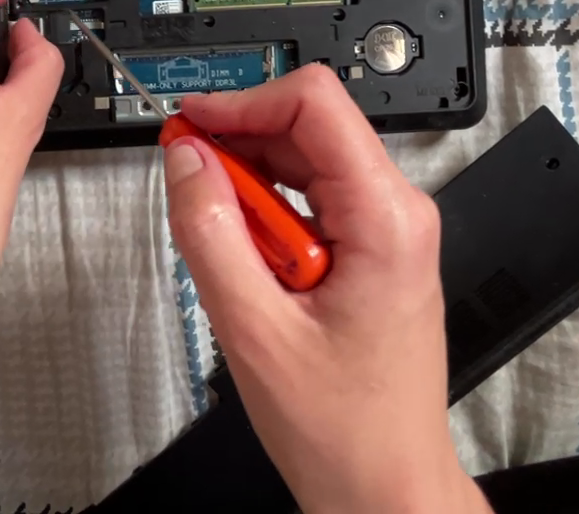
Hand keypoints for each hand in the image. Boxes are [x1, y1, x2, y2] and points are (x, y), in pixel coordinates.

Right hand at [165, 66, 489, 513]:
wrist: (386, 485)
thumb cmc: (344, 428)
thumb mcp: (254, 330)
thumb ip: (210, 233)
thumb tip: (185, 157)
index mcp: (385, 218)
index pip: (313, 104)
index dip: (244, 103)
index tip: (191, 123)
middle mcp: (394, 208)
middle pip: (305, 124)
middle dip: (237, 138)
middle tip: (184, 172)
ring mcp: (382, 223)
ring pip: (301, 154)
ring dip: (246, 174)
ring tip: (215, 226)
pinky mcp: (366, 239)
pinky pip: (305, 189)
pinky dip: (260, 202)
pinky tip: (241, 246)